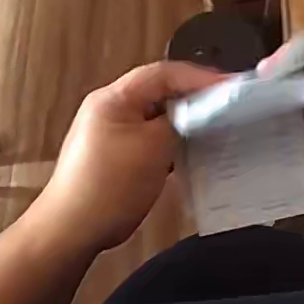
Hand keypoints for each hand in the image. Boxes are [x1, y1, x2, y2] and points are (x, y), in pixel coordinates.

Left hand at [30, 61, 226, 250]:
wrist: (73, 229)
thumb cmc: (109, 185)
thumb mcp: (153, 146)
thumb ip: (179, 121)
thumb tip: (198, 111)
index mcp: (114, 98)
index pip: (164, 73)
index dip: (200, 77)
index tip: (231, 87)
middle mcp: (111, 109)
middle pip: (161, 92)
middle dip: (195, 97)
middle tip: (228, 105)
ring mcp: (113, 132)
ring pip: (158, 116)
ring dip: (185, 121)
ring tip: (216, 128)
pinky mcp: (118, 155)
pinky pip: (153, 138)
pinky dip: (173, 141)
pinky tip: (192, 153)